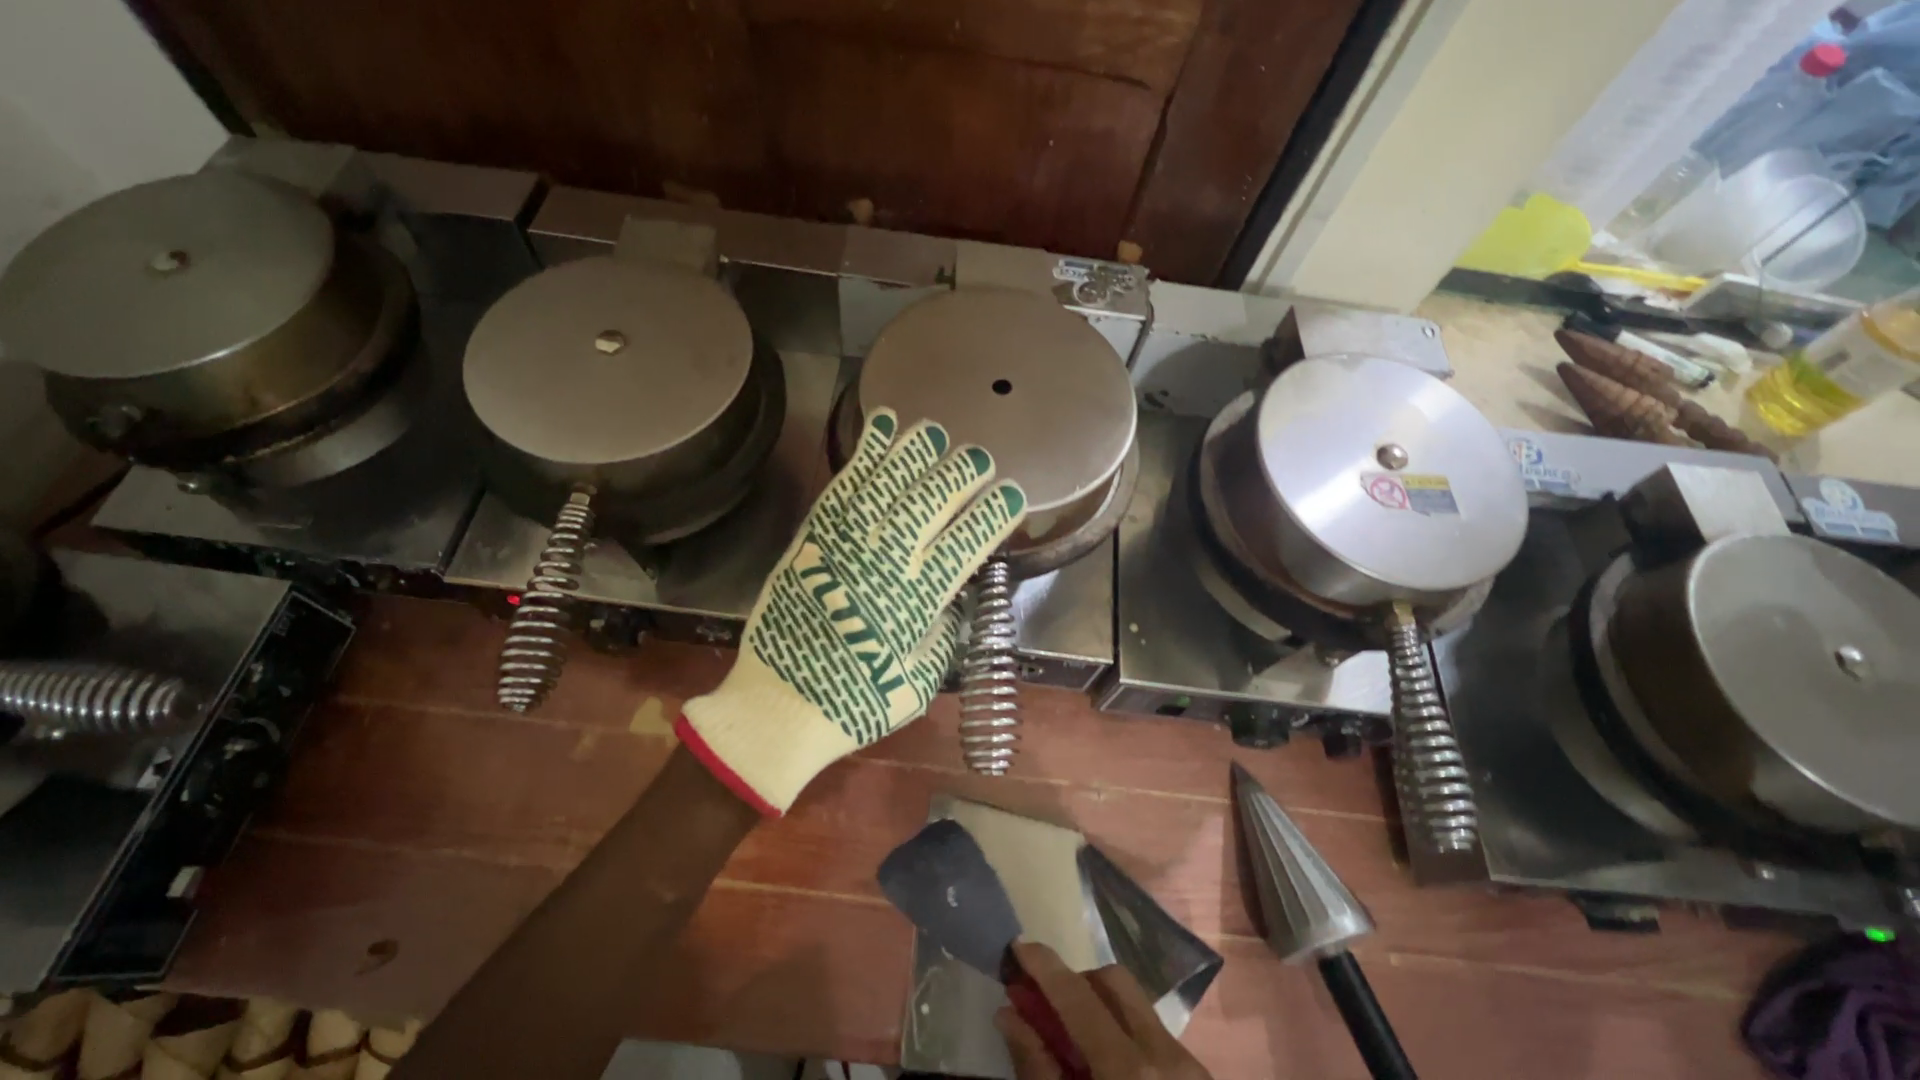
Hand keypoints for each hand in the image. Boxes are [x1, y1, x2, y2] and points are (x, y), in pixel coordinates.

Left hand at [676, 407, 1026, 814]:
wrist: (780, 707)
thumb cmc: (855, 703)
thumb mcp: (919, 681)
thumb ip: (940, 636)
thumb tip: (948, 602)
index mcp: (918, 600)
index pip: (967, 542)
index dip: (993, 514)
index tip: (1012, 494)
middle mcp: (885, 563)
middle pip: (929, 503)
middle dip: (960, 474)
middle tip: (978, 458)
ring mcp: (844, 546)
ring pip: (885, 485)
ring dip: (911, 453)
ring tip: (931, 431)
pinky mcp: (810, 540)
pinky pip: (842, 489)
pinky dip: (863, 457)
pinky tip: (879, 431)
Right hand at [998, 942, 1214, 1079]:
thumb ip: (1038, 1069)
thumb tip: (1010, 1014)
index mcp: (1128, 1070)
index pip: (1078, 996)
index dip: (1045, 967)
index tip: (1018, 946)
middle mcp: (1164, 1054)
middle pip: (1115, 983)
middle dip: (1076, 981)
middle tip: (1045, 1005)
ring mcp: (1190, 1065)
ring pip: (1138, 1006)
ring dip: (1101, 1007)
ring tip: (1072, 1041)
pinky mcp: (1201, 1078)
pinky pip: (1154, 1034)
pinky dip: (1124, 1034)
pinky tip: (1107, 1069)